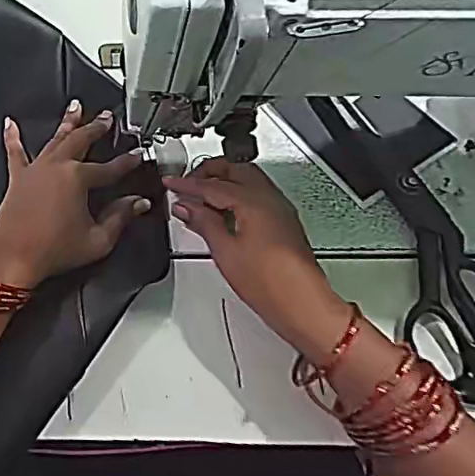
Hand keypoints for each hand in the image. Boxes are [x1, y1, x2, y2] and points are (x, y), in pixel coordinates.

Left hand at [0, 101, 151, 289]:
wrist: (13, 257)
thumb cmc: (50, 250)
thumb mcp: (97, 240)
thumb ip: (120, 218)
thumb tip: (136, 204)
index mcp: (77, 179)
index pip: (110, 168)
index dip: (127, 161)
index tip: (136, 155)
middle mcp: (55, 167)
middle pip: (81, 140)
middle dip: (96, 127)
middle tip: (106, 118)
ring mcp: (35, 170)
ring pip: (54, 138)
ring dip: (67, 122)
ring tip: (75, 108)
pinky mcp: (18, 178)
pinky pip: (15, 151)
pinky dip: (13, 136)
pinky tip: (11, 124)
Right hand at [163, 159, 341, 339]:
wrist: (303, 306)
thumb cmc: (272, 284)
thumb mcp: (225, 251)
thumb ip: (204, 222)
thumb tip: (188, 207)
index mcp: (254, 202)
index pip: (212, 184)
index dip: (186, 183)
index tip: (171, 183)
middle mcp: (271, 199)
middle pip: (234, 169)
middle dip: (207, 172)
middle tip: (185, 183)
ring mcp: (280, 209)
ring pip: (247, 178)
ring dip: (222, 180)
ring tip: (199, 196)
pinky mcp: (283, 221)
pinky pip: (257, 194)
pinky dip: (236, 193)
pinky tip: (222, 209)